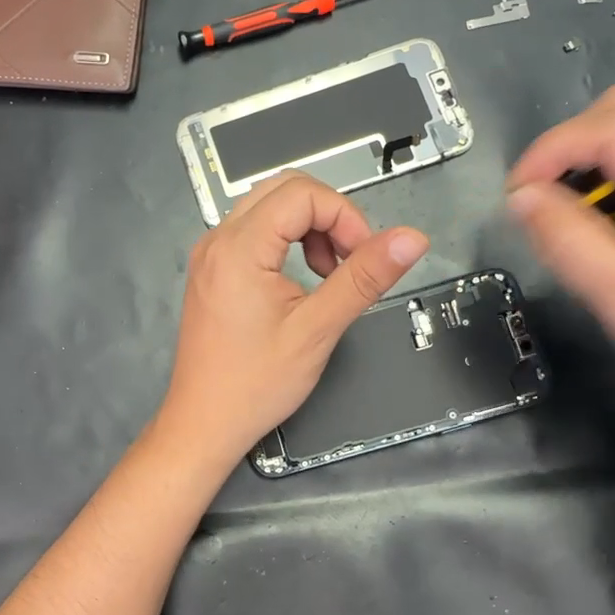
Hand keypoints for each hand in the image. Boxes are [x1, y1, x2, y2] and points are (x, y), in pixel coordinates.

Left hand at [158, 172, 427, 458]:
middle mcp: (217, 242)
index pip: (302, 194)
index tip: (362, 257)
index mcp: (238, 249)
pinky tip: (301, 282)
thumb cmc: (253, 385)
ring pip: (268, 209)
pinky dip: (285, 244)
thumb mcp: (318, 330)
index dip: (344, 216)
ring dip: (308, 230)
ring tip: (328, 275)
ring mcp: (210, 256)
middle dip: (328, 217)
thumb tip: (409, 240)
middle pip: (284, 191)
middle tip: (348, 261)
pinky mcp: (211, 272)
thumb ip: (364, 278)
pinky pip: (253, 234)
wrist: (204, 423)